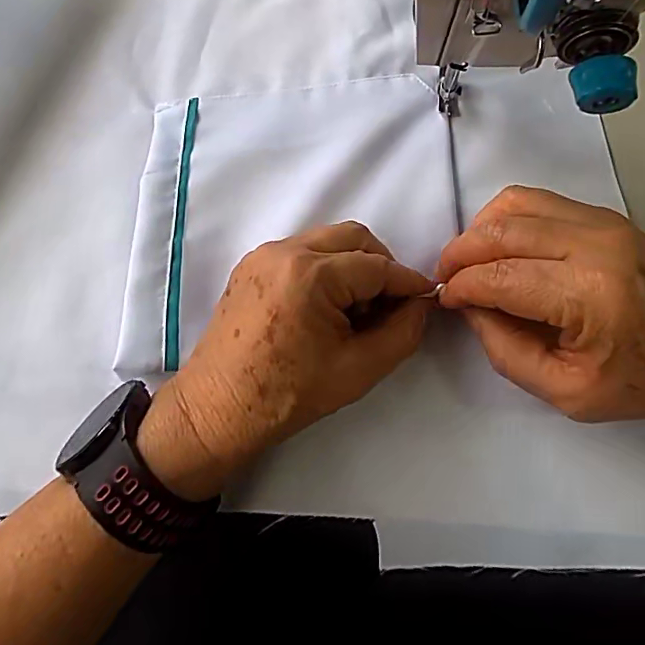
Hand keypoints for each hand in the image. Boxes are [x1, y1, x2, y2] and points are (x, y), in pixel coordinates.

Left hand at [137, 222, 434, 499]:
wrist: (220, 405)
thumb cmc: (287, 393)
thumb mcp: (360, 368)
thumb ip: (402, 331)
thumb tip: (420, 304)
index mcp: (309, 274)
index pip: (377, 265)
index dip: (407, 283)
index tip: (424, 300)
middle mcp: (283, 252)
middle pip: (352, 238)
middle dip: (379, 266)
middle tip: (388, 307)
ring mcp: (261, 256)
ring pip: (325, 242)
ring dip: (350, 266)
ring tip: (354, 312)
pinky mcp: (250, 266)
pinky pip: (299, 253)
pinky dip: (322, 269)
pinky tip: (324, 309)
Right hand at [435, 186, 644, 434]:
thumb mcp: (566, 391)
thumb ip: (505, 350)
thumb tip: (472, 308)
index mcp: (590, 297)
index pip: (497, 277)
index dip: (459, 287)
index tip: (446, 300)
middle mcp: (595, 248)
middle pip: (498, 232)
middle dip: (458, 255)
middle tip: (447, 278)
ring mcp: (602, 224)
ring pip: (512, 205)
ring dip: (479, 231)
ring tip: (471, 261)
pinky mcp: (604, 217)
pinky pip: (536, 201)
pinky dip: (505, 219)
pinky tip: (501, 247)